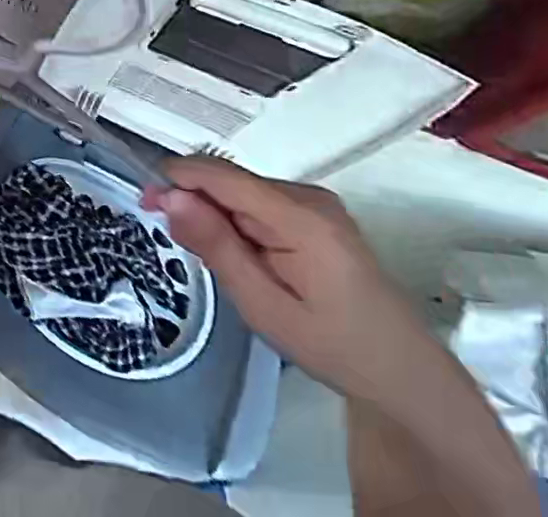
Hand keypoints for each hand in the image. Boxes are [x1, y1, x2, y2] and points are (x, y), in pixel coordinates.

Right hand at [141, 158, 448, 408]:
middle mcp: (308, 195)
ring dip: (212, 210)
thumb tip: (170, 197)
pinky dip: (234, 218)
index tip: (145, 202)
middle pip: (229, 179)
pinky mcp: (315, 211)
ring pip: (240, 188)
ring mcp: (315, 201)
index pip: (222, 175)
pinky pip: (257, 200)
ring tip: (211, 255)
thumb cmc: (331, 345)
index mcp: (300, 217)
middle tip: (173, 239)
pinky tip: (239, 251)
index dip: (176, 179)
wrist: (402, 372)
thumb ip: (215, 246)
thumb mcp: (262, 305)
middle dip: (192, 198)